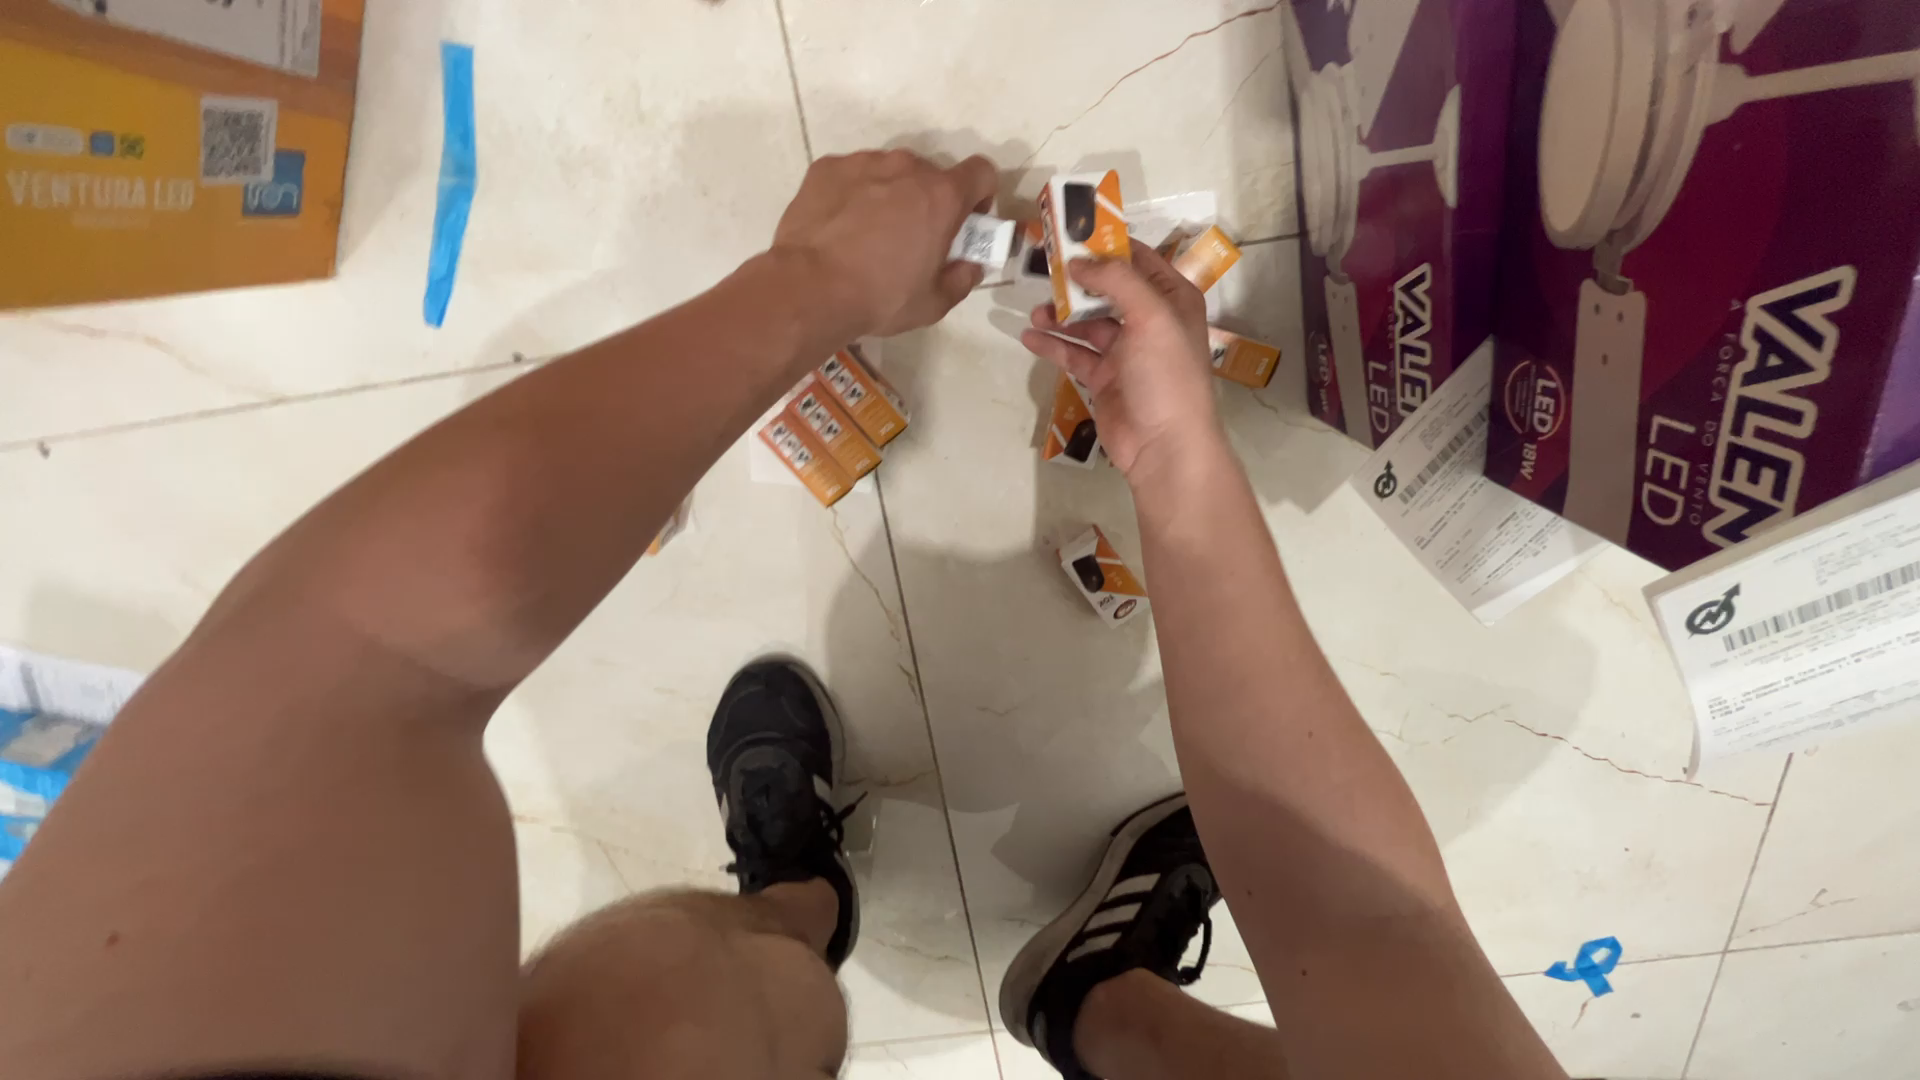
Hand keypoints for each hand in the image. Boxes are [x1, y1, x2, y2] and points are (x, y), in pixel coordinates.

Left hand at [773, 149, 998, 338]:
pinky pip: (853, 177)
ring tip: (870, 236)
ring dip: (891, 196)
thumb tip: (969, 266)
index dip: (980, 196)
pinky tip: (841, 229)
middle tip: (913, 240)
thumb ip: (961, 280)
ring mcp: (864, 162)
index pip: (981, 173)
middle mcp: (907, 167)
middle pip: (931, 176)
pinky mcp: (828, 168)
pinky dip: (854, 196)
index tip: (966, 222)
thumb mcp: (933, 304)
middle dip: (930, 202)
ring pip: (890, 173)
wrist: (811, 288)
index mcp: (942, 197)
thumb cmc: (881, 298)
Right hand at [1021, 245, 1222, 480]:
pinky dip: (1053, 345)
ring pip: (1087, 323)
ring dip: (1061, 315)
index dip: (1106, 246)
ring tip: (1035, 312)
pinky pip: (1074, 354)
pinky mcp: (1104, 378)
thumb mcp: (1150, 316)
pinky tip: (1030, 337)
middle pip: (1107, 290)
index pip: (1137, 260)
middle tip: (1044, 271)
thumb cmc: (1166, 375)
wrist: (1164, 445)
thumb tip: (1078, 262)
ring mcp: (1125, 352)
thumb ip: (1116, 281)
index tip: (1071, 234)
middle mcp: (1149, 321)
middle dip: (1077, 282)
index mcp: (1171, 299)